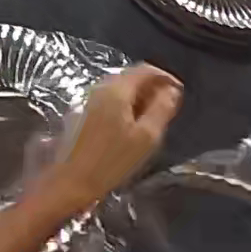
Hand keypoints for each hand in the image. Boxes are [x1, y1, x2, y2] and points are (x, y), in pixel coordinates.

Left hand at [46, 64, 181, 212]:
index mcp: (117, 90)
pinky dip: (128, 104)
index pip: (146, 69)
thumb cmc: (112, 161)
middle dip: (153, 87)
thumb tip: (171, 90)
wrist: (71, 182)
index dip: (166, 77)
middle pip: (133, 76)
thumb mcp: (146, 137)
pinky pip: (112, 99)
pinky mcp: (85, 112)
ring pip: (122, 88)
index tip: (179, 92)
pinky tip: (134, 124)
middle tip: (169, 106)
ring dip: (141, 97)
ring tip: (155, 116)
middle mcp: (102, 88)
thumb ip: (162, 109)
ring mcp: (91, 99)